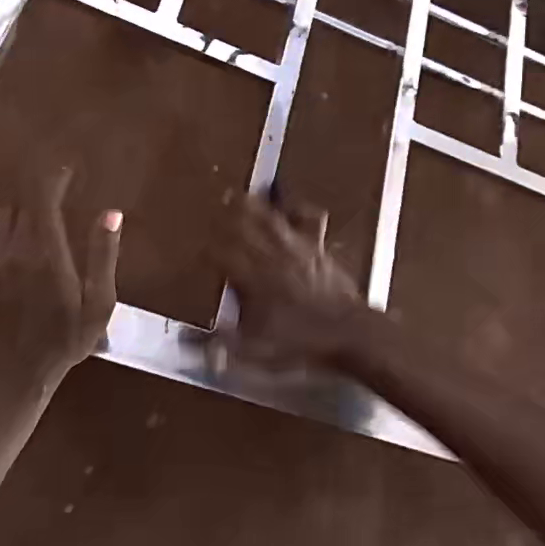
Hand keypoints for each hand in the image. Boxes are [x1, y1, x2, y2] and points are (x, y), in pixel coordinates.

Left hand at [0, 169, 120, 390]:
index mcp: (47, 252)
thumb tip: (111, 213)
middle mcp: (13, 248)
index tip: (66, 172)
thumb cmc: (62, 341)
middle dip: (39, 195)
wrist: (9, 377)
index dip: (54, 178)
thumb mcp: (97, 304)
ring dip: (17, 207)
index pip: (44, 198)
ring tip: (31, 214)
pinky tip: (2, 230)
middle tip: (55, 199)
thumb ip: (103, 255)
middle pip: (21, 202)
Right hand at [212, 193, 369, 364]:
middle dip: (226, 217)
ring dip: (254, 206)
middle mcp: (274, 259)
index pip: (224, 257)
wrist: (349, 333)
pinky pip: (310, 221)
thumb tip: (195, 338)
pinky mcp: (319, 248)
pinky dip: (300, 210)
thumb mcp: (256, 351)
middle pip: (244, 229)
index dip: (210, 252)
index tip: (201, 252)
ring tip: (242, 194)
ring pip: (271, 220)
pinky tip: (292, 206)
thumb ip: (224, 341)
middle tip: (213, 209)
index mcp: (254, 281)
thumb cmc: (303, 343)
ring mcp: (298, 250)